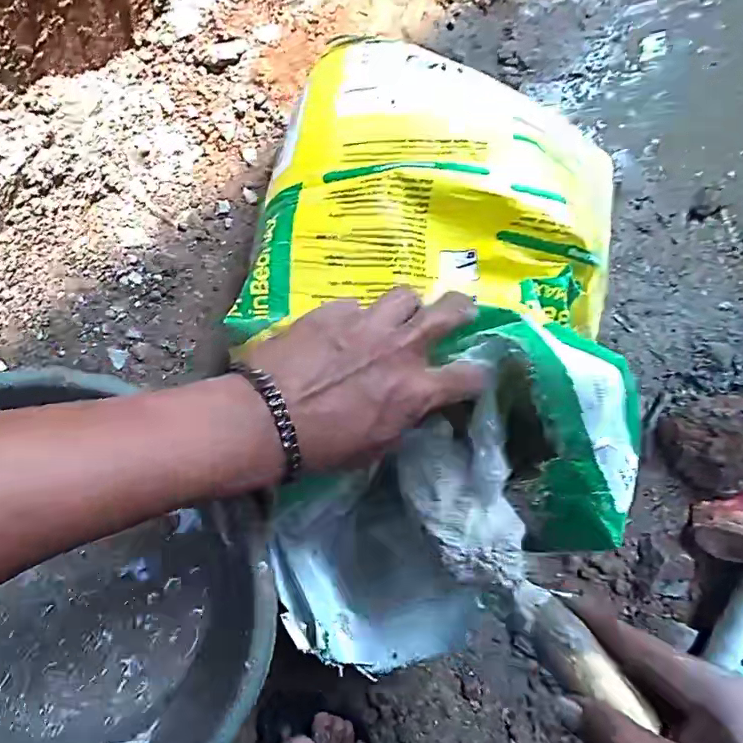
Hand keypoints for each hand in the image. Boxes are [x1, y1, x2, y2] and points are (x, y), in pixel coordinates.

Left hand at [241, 287, 487, 472]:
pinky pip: (356, 305)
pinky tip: (342, 329)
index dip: (477, 377)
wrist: (266, 419)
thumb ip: (403, 419)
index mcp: (416, 389)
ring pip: (404, 295)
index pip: (470, 376)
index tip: (470, 378)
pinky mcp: (331, 311)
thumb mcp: (375, 447)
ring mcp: (366, 323)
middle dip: (461, 309)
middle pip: (449, 311)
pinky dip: (356, 317)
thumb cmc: (321, 447)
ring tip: (396, 316)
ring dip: (406, 307)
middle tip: (459, 311)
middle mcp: (400, 348)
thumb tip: (414, 406)